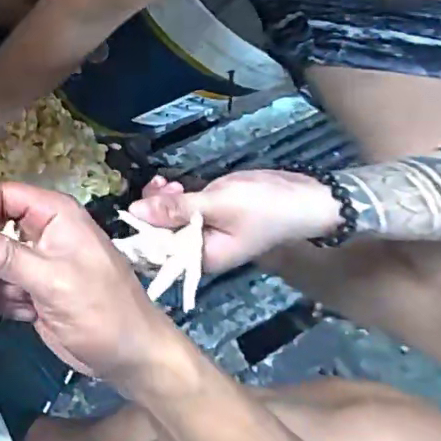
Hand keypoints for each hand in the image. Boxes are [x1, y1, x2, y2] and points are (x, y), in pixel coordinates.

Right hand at [0, 182, 179, 387]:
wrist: (129, 357)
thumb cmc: (101, 309)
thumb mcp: (52, 280)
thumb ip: (5, 256)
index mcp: (55, 214)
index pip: (5, 195)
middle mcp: (43, 231)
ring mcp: (37, 262)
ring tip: (19, 299)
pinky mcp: (33, 289)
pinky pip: (2, 287)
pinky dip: (7, 301)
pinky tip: (28, 313)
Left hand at [127, 169, 341, 273]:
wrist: (306, 197)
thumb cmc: (263, 206)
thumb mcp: (216, 205)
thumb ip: (175, 209)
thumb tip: (134, 211)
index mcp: (201, 258)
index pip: (158, 252)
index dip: (141, 229)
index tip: (134, 204)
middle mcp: (201, 251)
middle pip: (162, 234)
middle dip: (153, 209)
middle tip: (158, 185)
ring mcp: (208, 233)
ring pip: (172, 219)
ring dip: (164, 199)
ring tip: (168, 181)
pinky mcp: (214, 215)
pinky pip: (186, 210)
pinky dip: (178, 197)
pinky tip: (175, 183)